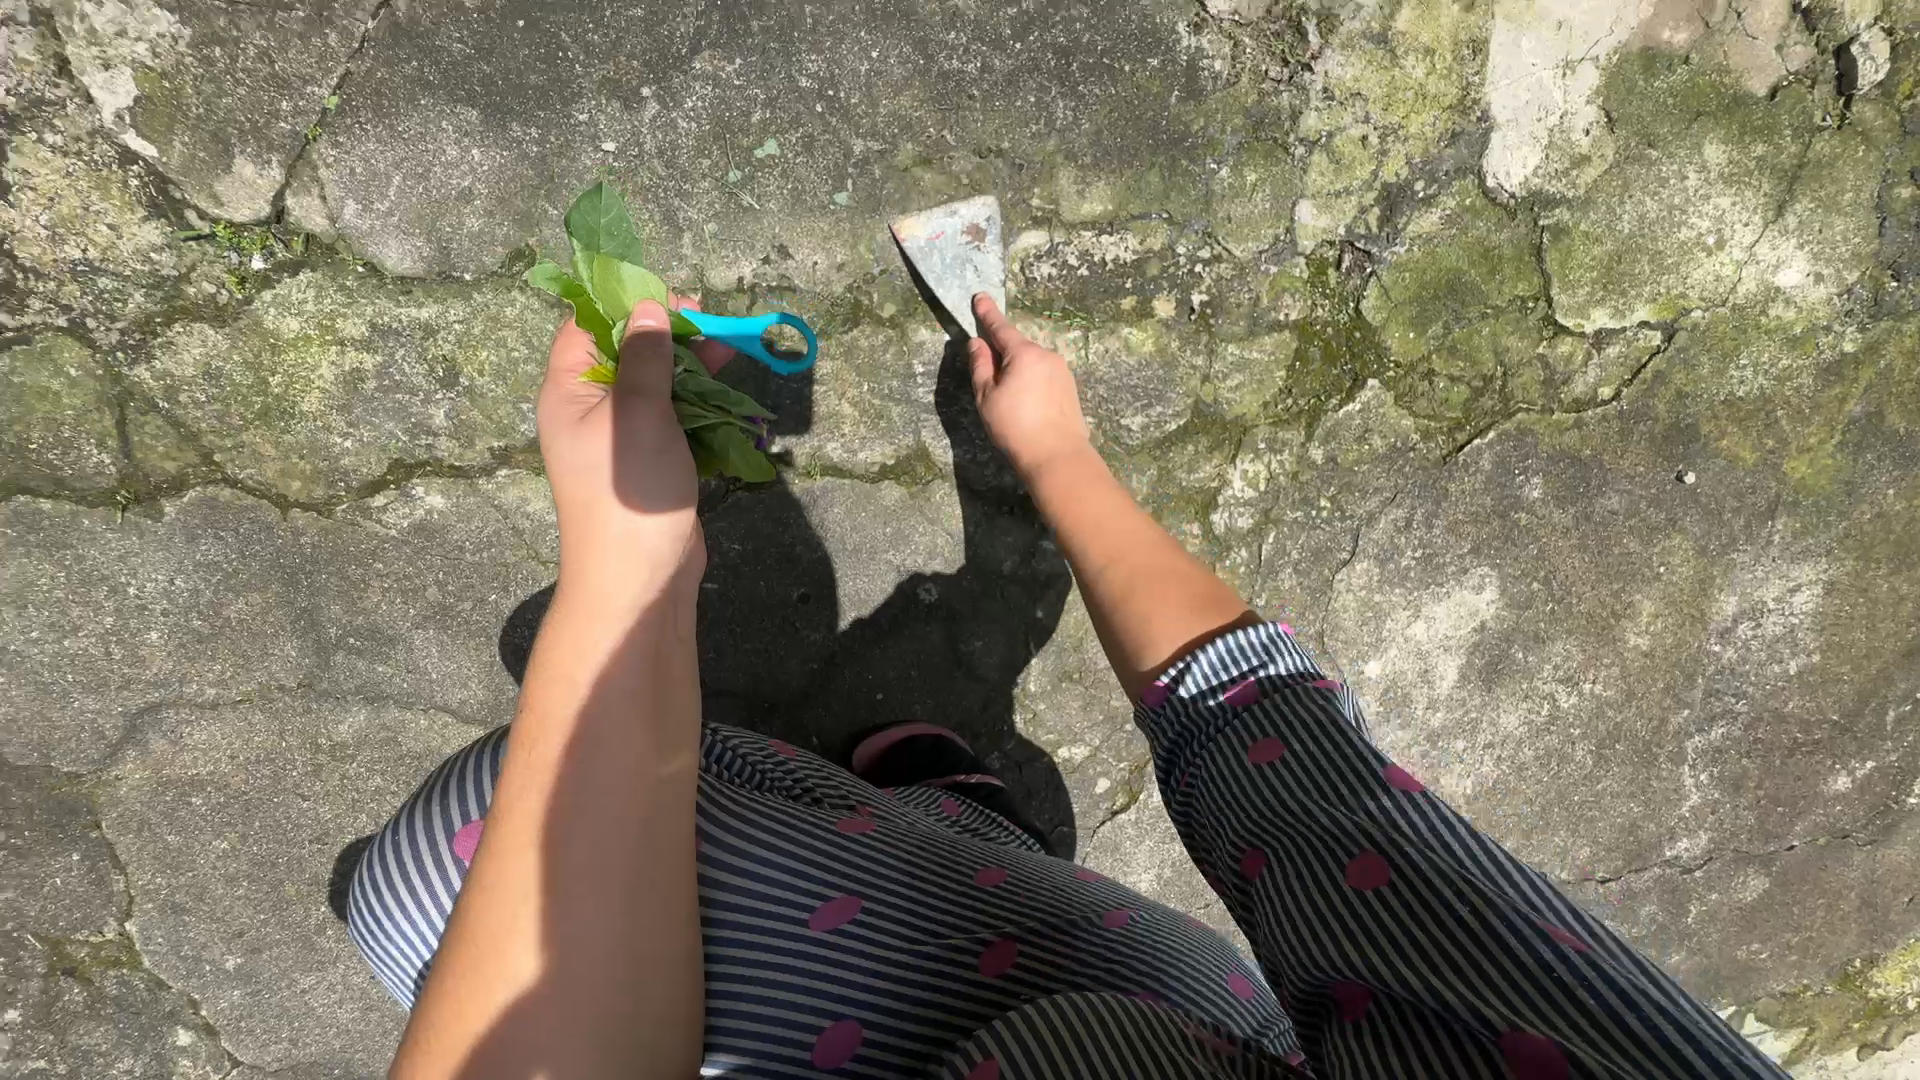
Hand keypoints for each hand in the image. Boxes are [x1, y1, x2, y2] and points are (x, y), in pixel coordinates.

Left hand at [537, 294, 733, 606]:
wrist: (639, 576)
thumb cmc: (629, 490)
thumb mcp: (637, 413)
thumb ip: (645, 357)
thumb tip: (648, 308)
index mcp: (569, 392)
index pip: (588, 328)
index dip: (626, 305)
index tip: (671, 295)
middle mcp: (591, 412)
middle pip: (628, 355)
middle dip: (668, 337)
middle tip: (709, 323)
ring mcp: (624, 441)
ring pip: (657, 389)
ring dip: (690, 370)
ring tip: (726, 351)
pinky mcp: (654, 464)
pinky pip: (675, 422)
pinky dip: (699, 407)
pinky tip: (726, 396)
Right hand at [967, 293, 1091, 480]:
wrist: (1057, 456)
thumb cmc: (1015, 427)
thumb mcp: (987, 397)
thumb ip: (980, 366)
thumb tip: (977, 343)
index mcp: (1024, 353)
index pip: (1001, 327)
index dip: (987, 313)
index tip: (979, 297)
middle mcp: (1046, 355)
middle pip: (1017, 347)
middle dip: (1002, 355)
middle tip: (988, 379)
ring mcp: (1062, 371)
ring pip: (1031, 363)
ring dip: (1017, 372)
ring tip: (1008, 401)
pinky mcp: (1070, 387)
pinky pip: (1043, 376)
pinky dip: (1031, 382)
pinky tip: (1026, 405)